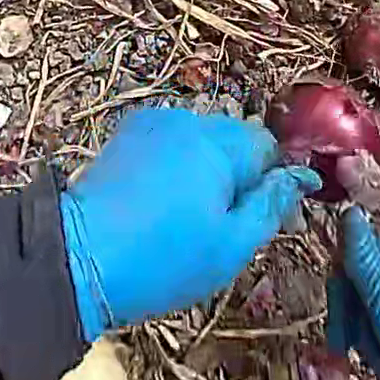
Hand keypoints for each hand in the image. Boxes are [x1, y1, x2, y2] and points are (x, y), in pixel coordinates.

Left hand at [60, 108, 320, 340]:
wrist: (78, 258)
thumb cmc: (162, 259)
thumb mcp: (229, 246)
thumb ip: (270, 205)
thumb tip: (301, 177)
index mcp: (221, 146)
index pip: (268, 146)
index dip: (274, 178)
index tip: (270, 212)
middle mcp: (193, 121)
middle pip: (237, 136)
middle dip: (241, 170)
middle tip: (227, 216)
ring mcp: (160, 120)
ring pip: (206, 135)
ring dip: (210, 162)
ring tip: (190, 206)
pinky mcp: (134, 128)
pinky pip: (174, 134)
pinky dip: (180, 155)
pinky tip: (164, 190)